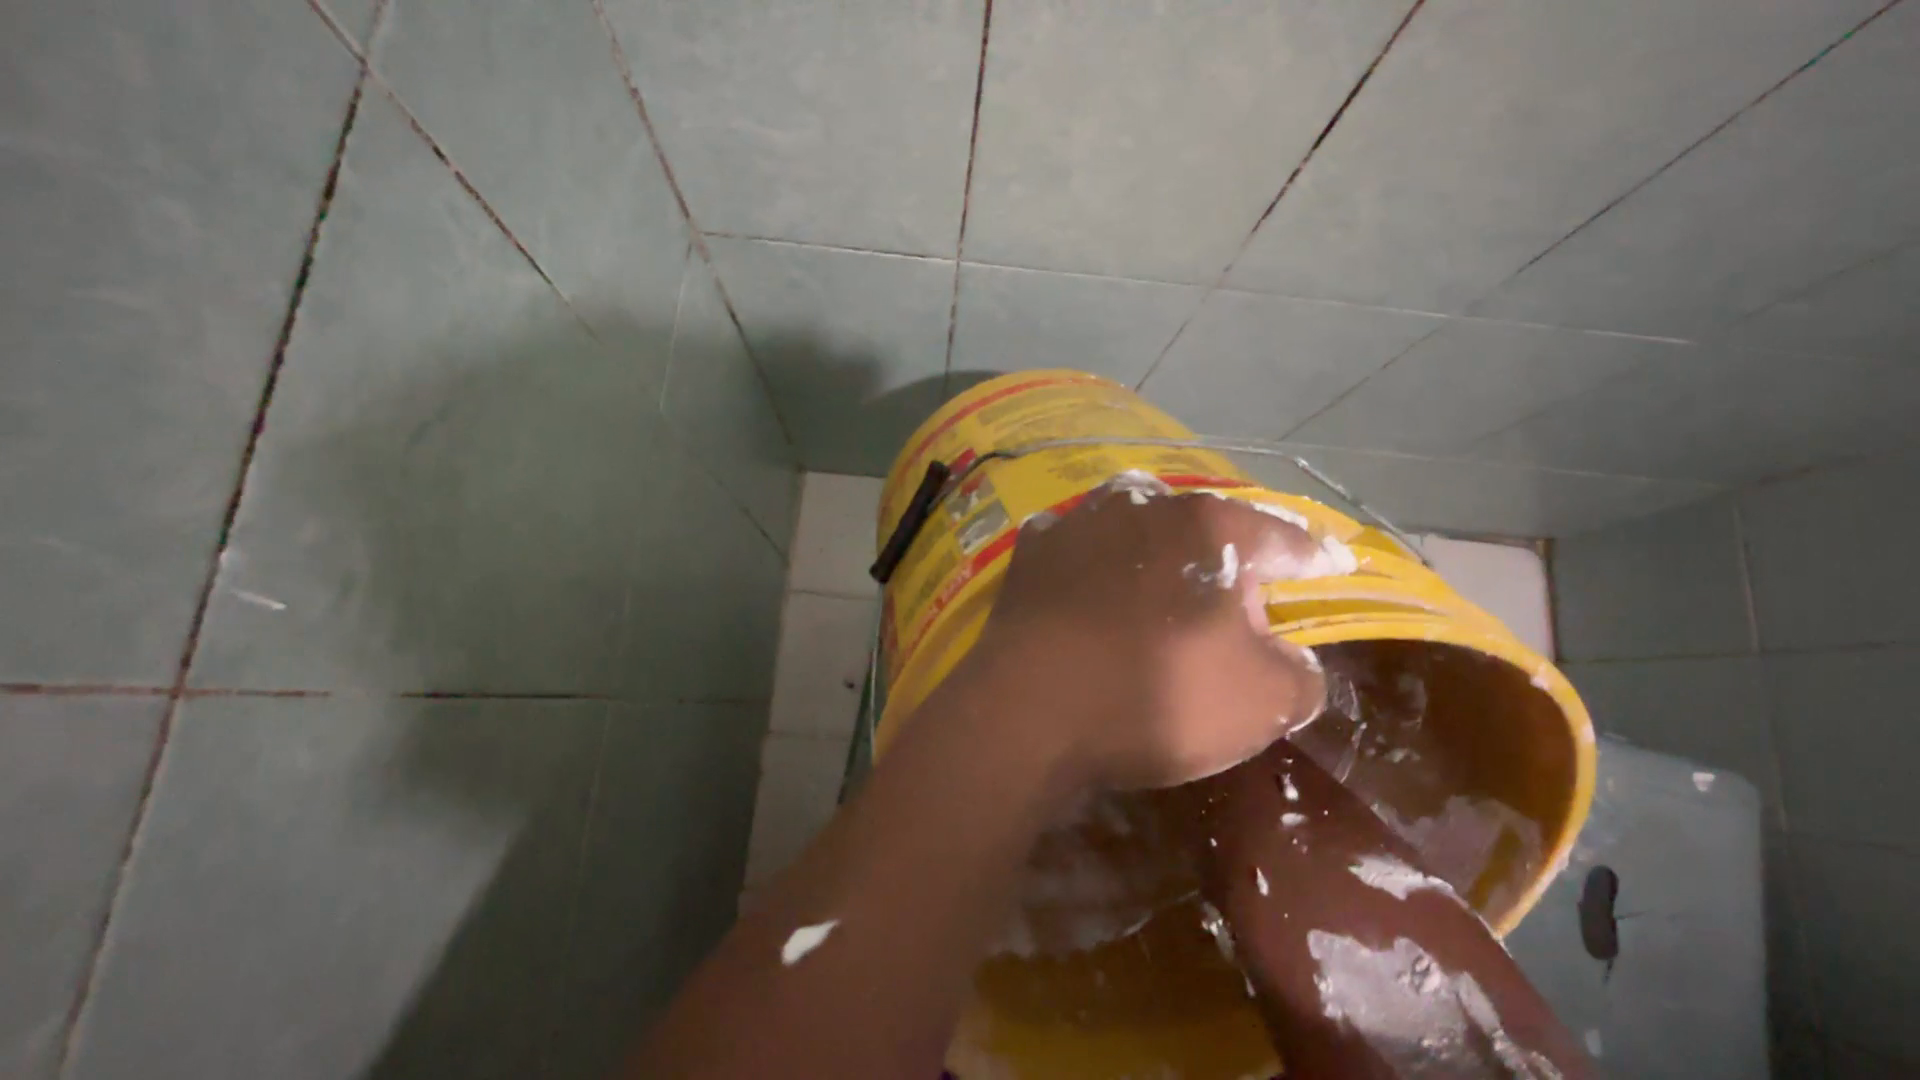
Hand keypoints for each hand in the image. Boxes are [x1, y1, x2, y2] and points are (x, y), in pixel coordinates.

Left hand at [964, 475, 1332, 791]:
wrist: (1030, 710)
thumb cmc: (1159, 696)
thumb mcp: (1264, 700)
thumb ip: (1300, 671)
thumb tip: (1289, 657)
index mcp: (1210, 527)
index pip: (1281, 537)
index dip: (1313, 556)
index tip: (1333, 563)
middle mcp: (1143, 506)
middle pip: (1201, 521)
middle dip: (1225, 549)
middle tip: (1236, 586)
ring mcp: (1078, 523)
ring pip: (1131, 521)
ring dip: (1151, 543)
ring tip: (1159, 573)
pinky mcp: (1029, 555)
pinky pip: (1074, 549)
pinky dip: (1089, 562)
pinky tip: (1087, 583)